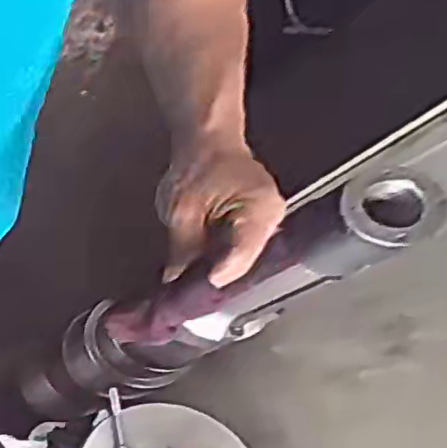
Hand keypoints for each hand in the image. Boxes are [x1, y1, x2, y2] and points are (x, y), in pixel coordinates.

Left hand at [161, 140, 284, 286]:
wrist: (206, 144)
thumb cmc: (199, 166)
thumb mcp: (182, 211)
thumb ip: (181, 247)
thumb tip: (175, 278)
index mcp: (260, 210)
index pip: (241, 257)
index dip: (215, 279)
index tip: (193, 296)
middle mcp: (271, 219)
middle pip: (244, 264)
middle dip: (214, 283)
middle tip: (187, 303)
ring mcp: (263, 224)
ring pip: (239, 261)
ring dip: (213, 276)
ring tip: (187, 294)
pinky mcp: (250, 226)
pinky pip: (234, 252)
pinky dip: (214, 264)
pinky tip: (195, 277)